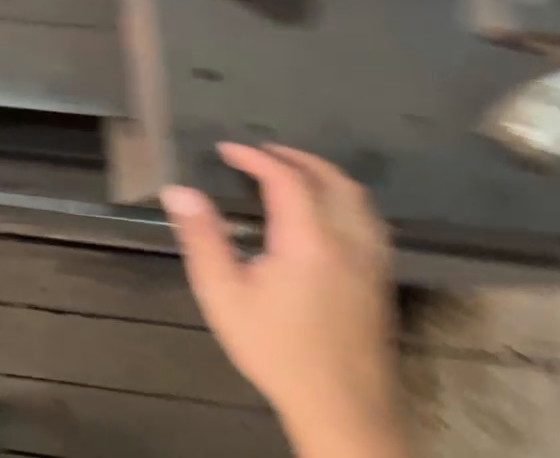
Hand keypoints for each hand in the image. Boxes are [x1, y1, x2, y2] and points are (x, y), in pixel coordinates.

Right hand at [163, 144, 404, 453]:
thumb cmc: (275, 348)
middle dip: (295, 158)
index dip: (255, 157)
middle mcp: (348, 243)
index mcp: (308, 241)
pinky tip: (326, 214)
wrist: (343, 408)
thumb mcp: (222, 294)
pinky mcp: (381, 281)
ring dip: (325, 175)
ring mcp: (372, 262)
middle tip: (259, 153)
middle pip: (333, 181)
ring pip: (359, 200)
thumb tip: (179, 191)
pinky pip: (369, 221)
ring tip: (293, 173)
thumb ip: (202, 238)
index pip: (287, 179)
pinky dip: (344, 200)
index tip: (225, 150)